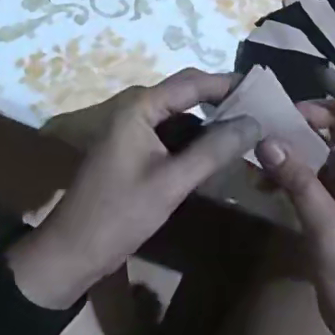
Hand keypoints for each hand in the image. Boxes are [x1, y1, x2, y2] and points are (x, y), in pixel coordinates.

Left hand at [6, 70, 259, 307]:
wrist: (72, 252)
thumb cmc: (119, 213)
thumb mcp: (172, 183)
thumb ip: (213, 150)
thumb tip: (253, 122)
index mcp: (140, 107)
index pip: (192, 82)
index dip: (227, 83)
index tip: (262, 88)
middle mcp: (136, 109)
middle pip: (186, 94)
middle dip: (221, 99)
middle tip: (260, 109)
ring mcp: (134, 129)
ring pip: (181, 115)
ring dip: (210, 121)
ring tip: (248, 129)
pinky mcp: (135, 150)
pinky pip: (172, 134)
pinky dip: (195, 140)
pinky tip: (219, 152)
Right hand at [255, 81, 334, 334]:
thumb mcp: (328, 231)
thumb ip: (298, 183)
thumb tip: (264, 139)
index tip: (318, 77)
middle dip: (317, 115)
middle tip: (280, 114)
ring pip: (330, 147)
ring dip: (301, 140)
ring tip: (267, 137)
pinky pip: (316, 172)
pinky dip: (294, 167)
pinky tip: (265, 172)